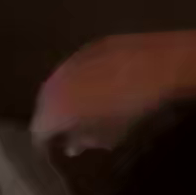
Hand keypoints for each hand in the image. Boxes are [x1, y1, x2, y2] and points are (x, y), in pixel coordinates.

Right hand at [30, 33, 192, 154]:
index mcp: (56, 104)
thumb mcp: (108, 134)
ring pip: (58, 82)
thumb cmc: (132, 107)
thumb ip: (83, 140)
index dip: (44, 140)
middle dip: (52, 116)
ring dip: (64, 96)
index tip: (53, 148)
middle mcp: (57, 78)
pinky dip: (78, 79)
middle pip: (44, 101)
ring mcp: (73, 58)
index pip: (38, 127)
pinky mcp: (89, 46)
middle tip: (65, 130)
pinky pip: (74, 67)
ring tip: (79, 110)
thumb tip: (71, 145)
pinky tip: (94, 88)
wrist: (157, 64)